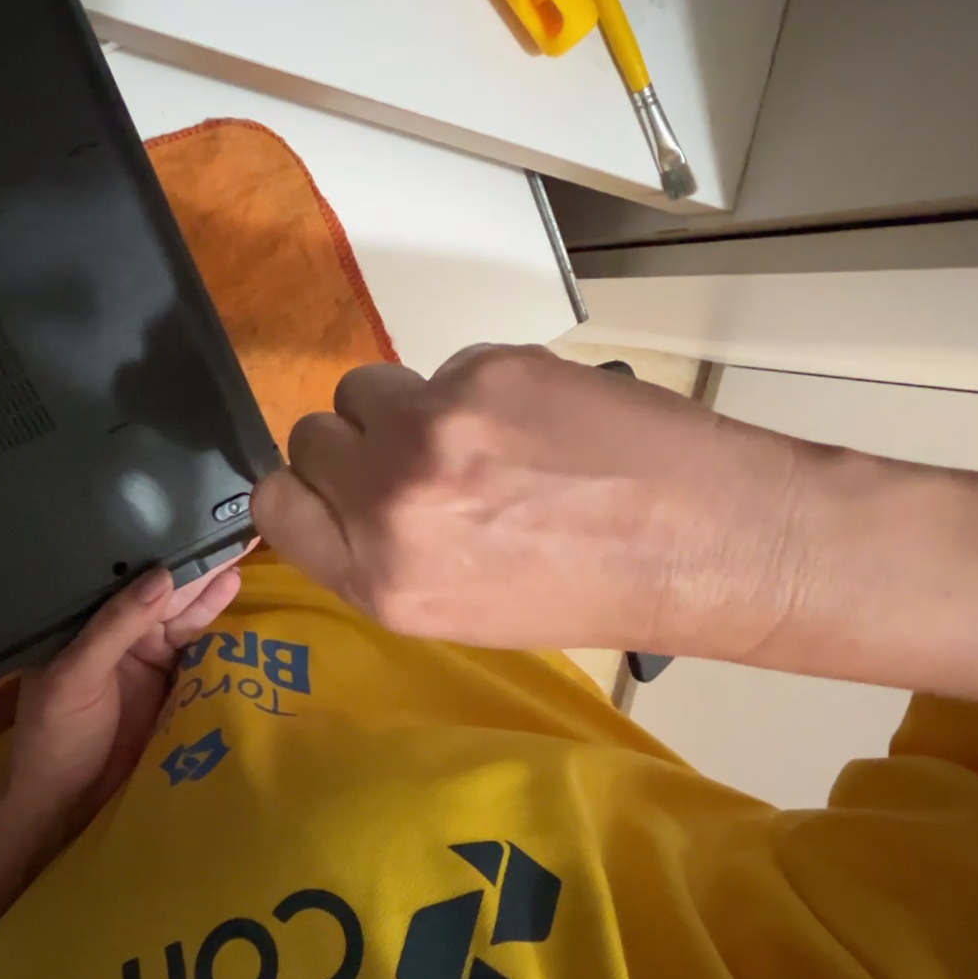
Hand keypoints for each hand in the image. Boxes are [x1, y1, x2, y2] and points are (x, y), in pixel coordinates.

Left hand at [0, 558, 245, 836]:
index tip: (190, 526)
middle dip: (196, 565)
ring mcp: (150, 655)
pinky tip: (235, 596)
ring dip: (211, 588)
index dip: (161, 555)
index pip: (131, 581)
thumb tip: (162, 576)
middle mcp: (123, 632)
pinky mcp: (174, 680)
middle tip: (229, 532)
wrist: (70, 802)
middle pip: (165, 593)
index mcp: (91, 623)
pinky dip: (217, 624)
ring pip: (185, 614)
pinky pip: (199, 646)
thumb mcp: (75, 675)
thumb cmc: (56, 735)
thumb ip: (117, 625)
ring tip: (240, 556)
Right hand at [251, 345, 805, 654]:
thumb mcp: (454, 611)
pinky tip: (531, 421)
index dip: (304, 491)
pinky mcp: (487, 367)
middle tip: (416, 465)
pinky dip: (472, 390)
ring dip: (403, 409)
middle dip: (355, 447)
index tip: (336, 489)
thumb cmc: (579, 594)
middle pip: (310, 434)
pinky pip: (443, 368)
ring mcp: (437, 424)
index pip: (275, 502)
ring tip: (474, 439)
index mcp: (381, 578)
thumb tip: (338, 495)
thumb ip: (377, 554)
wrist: (702, 539)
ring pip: (367, 387)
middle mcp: (391, 499)